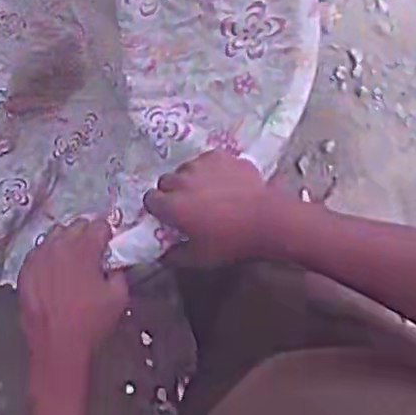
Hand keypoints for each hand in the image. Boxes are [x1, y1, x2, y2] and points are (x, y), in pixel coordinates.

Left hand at [18, 219, 128, 382]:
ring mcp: (39, 256)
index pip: (99, 225)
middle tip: (91, 254)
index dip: (107, 235)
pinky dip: (47, 257)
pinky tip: (52, 274)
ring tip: (70, 262)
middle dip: (86, 235)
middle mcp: (59, 245)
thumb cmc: (90, 323)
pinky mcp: (25, 270)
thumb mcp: (119, 297)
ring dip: (65, 243)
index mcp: (83, 248)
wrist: (57, 349)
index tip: (108, 246)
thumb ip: (118, 272)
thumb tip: (112, 265)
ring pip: (54, 236)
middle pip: (76, 226)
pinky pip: (38, 253)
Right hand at [143, 151, 292, 264]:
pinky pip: (207, 161)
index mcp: (172, 205)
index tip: (168, 216)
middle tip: (189, 205)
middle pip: (166, 181)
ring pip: (186, 168)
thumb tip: (161, 254)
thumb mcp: (200, 258)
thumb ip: (175, 256)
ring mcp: (200, 164)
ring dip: (191, 179)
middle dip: (172, 191)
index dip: (157, 207)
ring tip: (210, 192)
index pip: (149, 199)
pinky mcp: (219, 155)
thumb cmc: (231, 242)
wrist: (266, 218)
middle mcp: (181, 180)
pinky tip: (225, 182)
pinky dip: (211, 170)